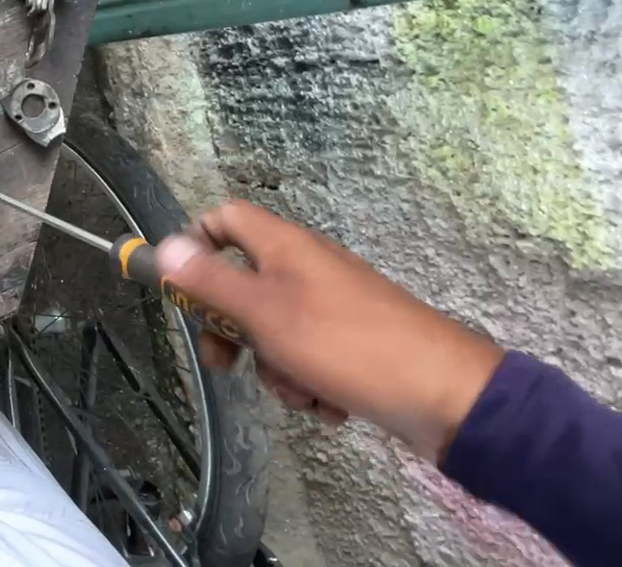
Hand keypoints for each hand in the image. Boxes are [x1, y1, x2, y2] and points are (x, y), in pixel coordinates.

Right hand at [155, 199, 504, 461]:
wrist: (458, 402)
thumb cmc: (347, 345)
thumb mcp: (263, 313)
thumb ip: (208, 280)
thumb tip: (163, 247)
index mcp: (283, 247)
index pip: (224, 218)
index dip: (197, 242)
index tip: (184, 283)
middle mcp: (306, 267)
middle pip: (241, 279)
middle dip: (227, 324)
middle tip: (221, 358)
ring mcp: (335, 305)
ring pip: (273, 323)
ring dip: (270, 361)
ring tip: (295, 391)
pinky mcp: (358, 341)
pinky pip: (310, 350)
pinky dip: (308, 377)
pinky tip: (325, 402)